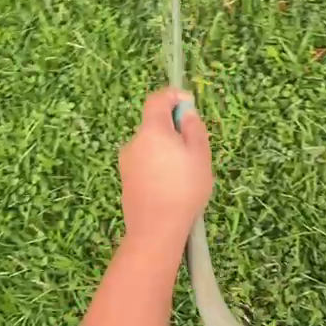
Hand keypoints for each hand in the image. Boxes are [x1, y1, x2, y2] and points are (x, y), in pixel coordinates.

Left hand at [118, 89, 213, 255]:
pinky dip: (159, 166)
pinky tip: (172, 187)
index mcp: (152, 130)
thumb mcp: (199, 155)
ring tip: (186, 173)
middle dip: (173, 130)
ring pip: (151, 145)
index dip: (172, 96)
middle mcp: (134, 141)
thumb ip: (193, 128)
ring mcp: (127, 162)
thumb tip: (185, 113)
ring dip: (167, 150)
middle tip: (194, 149)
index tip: (189, 104)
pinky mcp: (126, 180)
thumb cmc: (183, 189)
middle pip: (154, 124)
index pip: (156, 99)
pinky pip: (145, 163)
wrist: (155, 230)